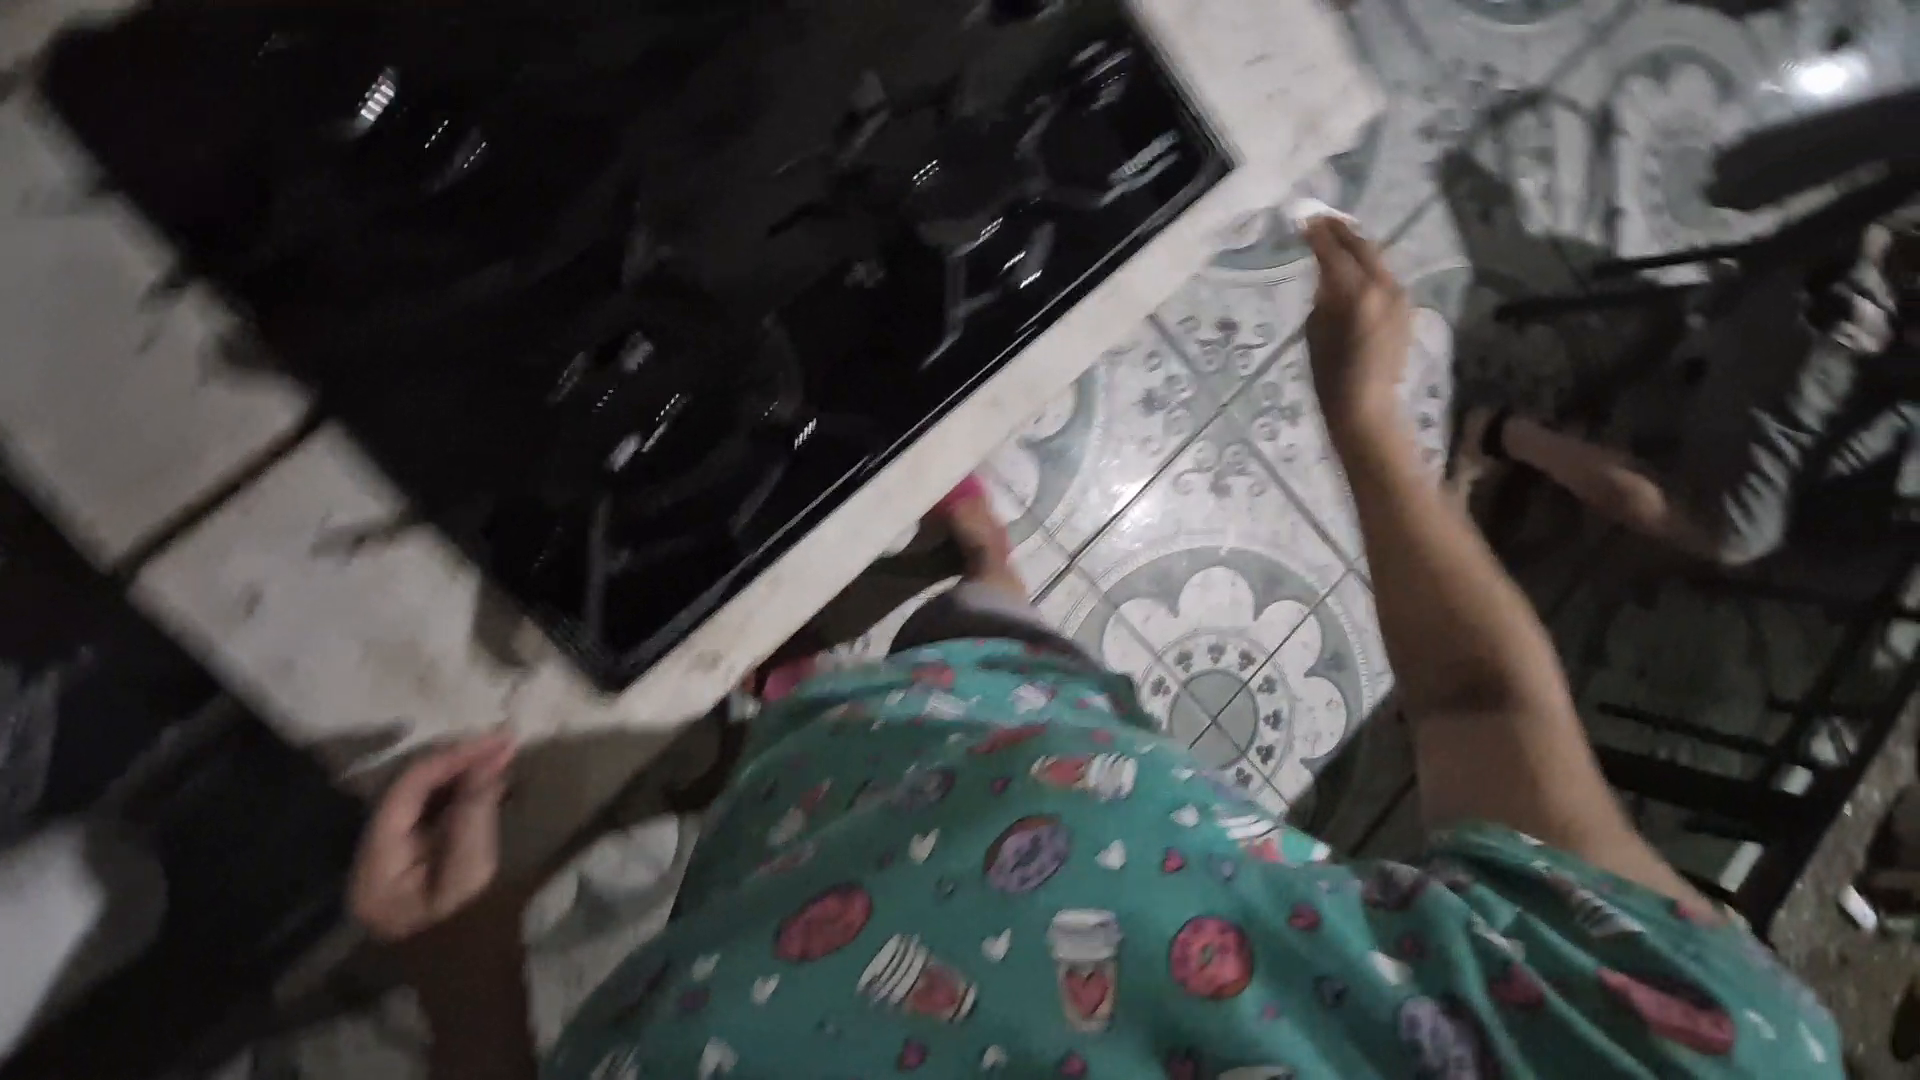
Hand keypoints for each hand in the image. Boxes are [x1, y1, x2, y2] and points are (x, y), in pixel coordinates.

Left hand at [350, 736, 515, 942]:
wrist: (474, 977)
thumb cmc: (470, 931)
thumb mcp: (472, 872)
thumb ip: (474, 814)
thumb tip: (486, 762)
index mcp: (375, 866)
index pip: (403, 794)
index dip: (446, 761)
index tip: (492, 742)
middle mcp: (375, 858)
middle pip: (410, 794)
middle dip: (456, 762)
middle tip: (503, 741)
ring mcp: (397, 859)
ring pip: (425, 800)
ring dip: (463, 774)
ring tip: (503, 753)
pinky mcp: (421, 860)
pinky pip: (438, 814)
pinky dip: (466, 793)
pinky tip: (494, 780)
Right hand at [1303, 217, 1410, 435]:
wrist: (1366, 407)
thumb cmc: (1329, 376)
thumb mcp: (1315, 331)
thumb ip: (1323, 298)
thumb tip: (1327, 278)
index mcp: (1357, 293)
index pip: (1334, 254)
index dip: (1318, 236)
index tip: (1304, 221)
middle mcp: (1385, 287)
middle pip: (1363, 248)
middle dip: (1342, 232)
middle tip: (1321, 220)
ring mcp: (1401, 297)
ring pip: (1376, 261)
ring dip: (1356, 248)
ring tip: (1336, 239)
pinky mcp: (1406, 309)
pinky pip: (1383, 279)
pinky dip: (1366, 269)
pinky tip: (1352, 271)